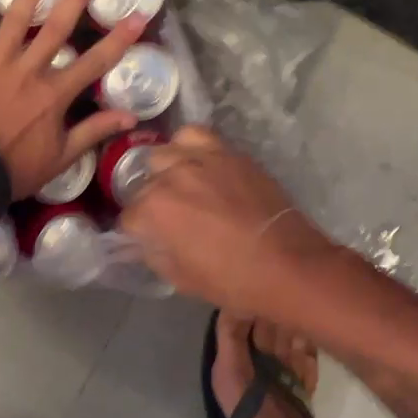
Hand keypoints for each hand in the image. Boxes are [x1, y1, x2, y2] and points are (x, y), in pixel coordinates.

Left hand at [0, 0, 147, 199]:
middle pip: (58, 27)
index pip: (96, 61)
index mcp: (55, 93)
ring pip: (17, 18)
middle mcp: (30, 70)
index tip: (139, 14)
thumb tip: (130, 116)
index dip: (121, 37)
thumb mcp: (61, 156)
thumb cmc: (15, 169)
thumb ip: (94, 131)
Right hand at [119, 127, 340, 312]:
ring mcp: (200, 159)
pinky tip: (197, 163)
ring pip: (163, 153)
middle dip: (149, 201)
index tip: (146, 239)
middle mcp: (170, 177)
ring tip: (179, 185)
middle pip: (143, 183)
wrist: (290, 265)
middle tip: (167, 217)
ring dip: (165, 170)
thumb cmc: (234, 280)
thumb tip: (140, 243)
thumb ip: (153, 255)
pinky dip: (189, 147)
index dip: (135, 231)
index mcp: (154, 211)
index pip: (128, 216)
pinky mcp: (226, 152)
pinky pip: (195, 136)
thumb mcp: (182, 279)